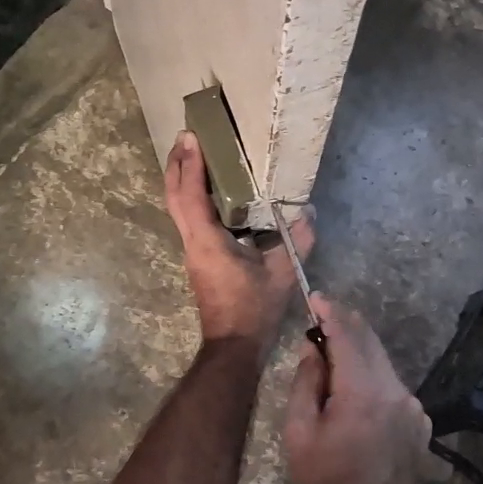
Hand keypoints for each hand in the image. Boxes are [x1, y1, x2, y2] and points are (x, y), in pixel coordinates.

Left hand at [163, 131, 315, 346]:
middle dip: (176, 165)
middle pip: (174, 197)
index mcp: (207, 241)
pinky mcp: (198, 260)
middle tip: (184, 138)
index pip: (191, 194)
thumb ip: (297, 241)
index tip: (190, 137)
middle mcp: (192, 242)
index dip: (189, 164)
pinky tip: (209, 193)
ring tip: (192, 157)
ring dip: (181, 181)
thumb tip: (308, 213)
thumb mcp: (282, 274)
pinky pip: (188, 220)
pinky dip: (191, 199)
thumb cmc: (254, 310)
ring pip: (178, 209)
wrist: (233, 345)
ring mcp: (192, 252)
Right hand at [284, 294, 434, 483]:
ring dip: (358, 353)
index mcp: (364, 390)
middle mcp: (396, 390)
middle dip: (346, 326)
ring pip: (382, 363)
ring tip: (329, 360)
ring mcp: (414, 407)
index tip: (314, 298)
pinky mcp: (420, 423)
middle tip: (319, 319)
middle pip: (371, 342)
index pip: (349, 333)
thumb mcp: (300, 434)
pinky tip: (352, 394)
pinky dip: (370, 377)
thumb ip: (306, 383)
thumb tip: (312, 349)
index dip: (330, 312)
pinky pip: (391, 386)